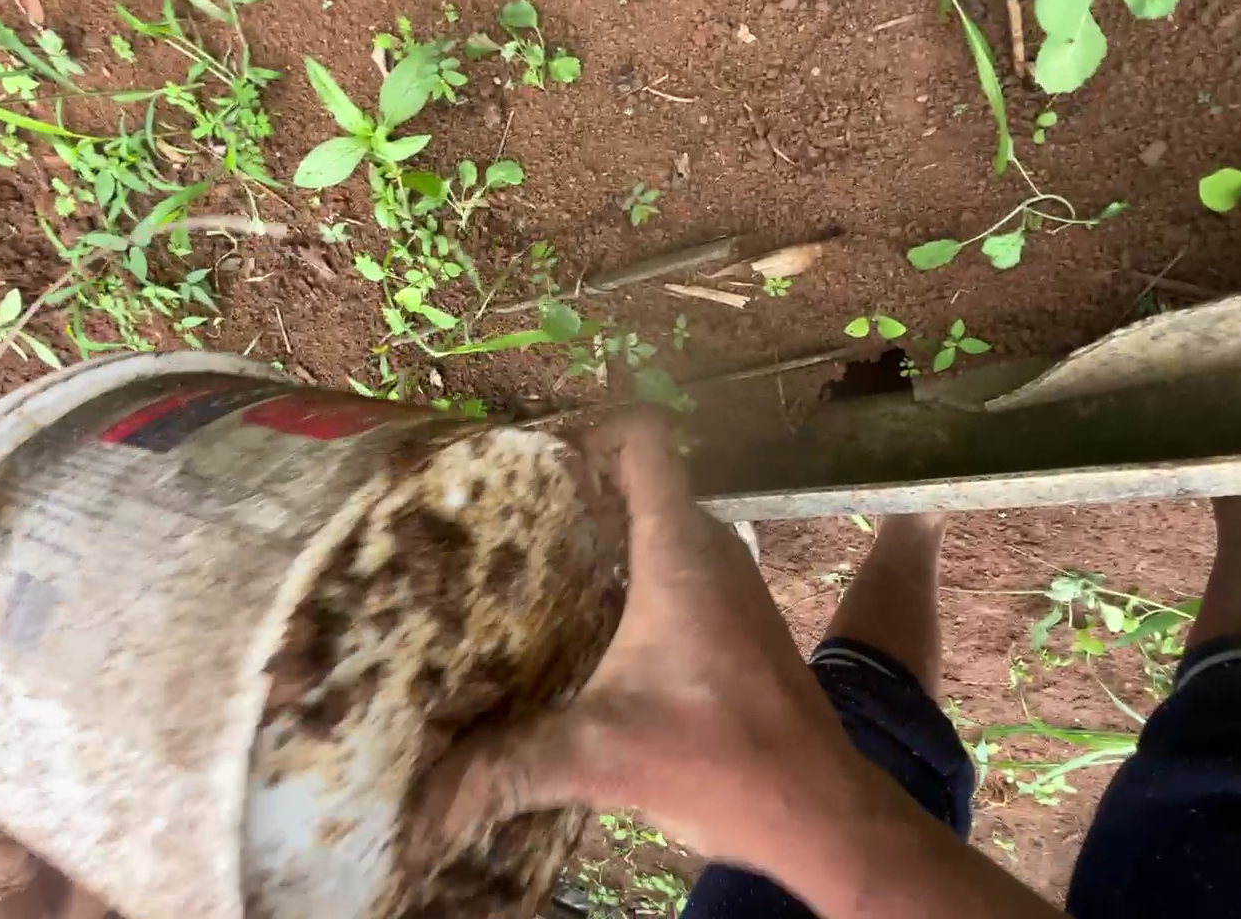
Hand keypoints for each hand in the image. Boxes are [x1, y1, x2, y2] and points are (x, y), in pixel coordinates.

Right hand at [424, 413, 864, 862]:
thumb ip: (509, 766)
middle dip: (578, 487)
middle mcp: (708, 544)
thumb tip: (422, 800)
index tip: (538, 468)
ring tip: (539, 561)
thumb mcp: (602, 756)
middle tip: (512, 521)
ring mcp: (728, 573)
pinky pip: (674, 552)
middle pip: (640, 476)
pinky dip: (630, 560)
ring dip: (603, 527)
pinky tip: (590, 612)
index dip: (592, 432)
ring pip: (657, 516)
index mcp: (678, 548)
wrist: (818, 807)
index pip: (644, 439)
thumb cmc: (719, 760)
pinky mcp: (734, 605)